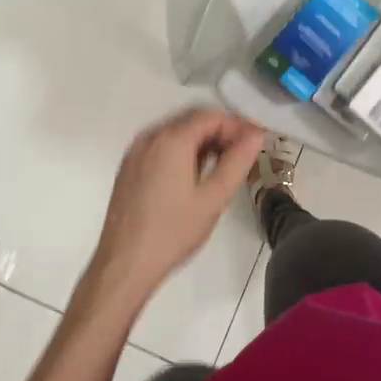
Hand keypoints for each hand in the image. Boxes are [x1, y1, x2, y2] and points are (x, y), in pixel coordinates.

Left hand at [87, 108, 265, 303]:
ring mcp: (136, 151)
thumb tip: (256, 134)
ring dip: (202, 142)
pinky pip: (160, 146)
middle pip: (192, 120)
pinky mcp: (129, 167)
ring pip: (176, 133)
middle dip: (220, 132)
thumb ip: (237, 161)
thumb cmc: (173, 232)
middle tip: (242, 155)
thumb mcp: (213, 198)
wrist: (124, 265)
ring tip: (222, 167)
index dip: (237, 125)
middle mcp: (150, 136)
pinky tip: (193, 176)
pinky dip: (181, 151)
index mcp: (171, 139)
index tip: (255, 143)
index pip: (212, 115)